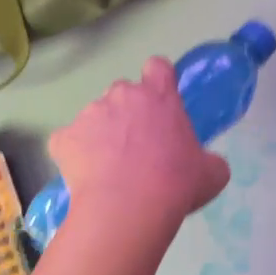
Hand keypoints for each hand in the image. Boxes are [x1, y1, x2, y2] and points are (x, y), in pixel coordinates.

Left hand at [48, 57, 231, 228]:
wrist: (128, 207)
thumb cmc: (176, 184)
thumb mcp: (211, 173)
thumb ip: (208, 159)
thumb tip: (206, 164)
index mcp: (160, 96)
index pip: (158, 67)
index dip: (159, 81)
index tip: (160, 103)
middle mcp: (123, 96)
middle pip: (124, 92)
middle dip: (129, 113)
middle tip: (138, 146)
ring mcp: (90, 114)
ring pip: (95, 117)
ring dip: (103, 134)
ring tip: (111, 169)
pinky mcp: (64, 138)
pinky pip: (68, 142)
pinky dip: (75, 155)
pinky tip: (87, 178)